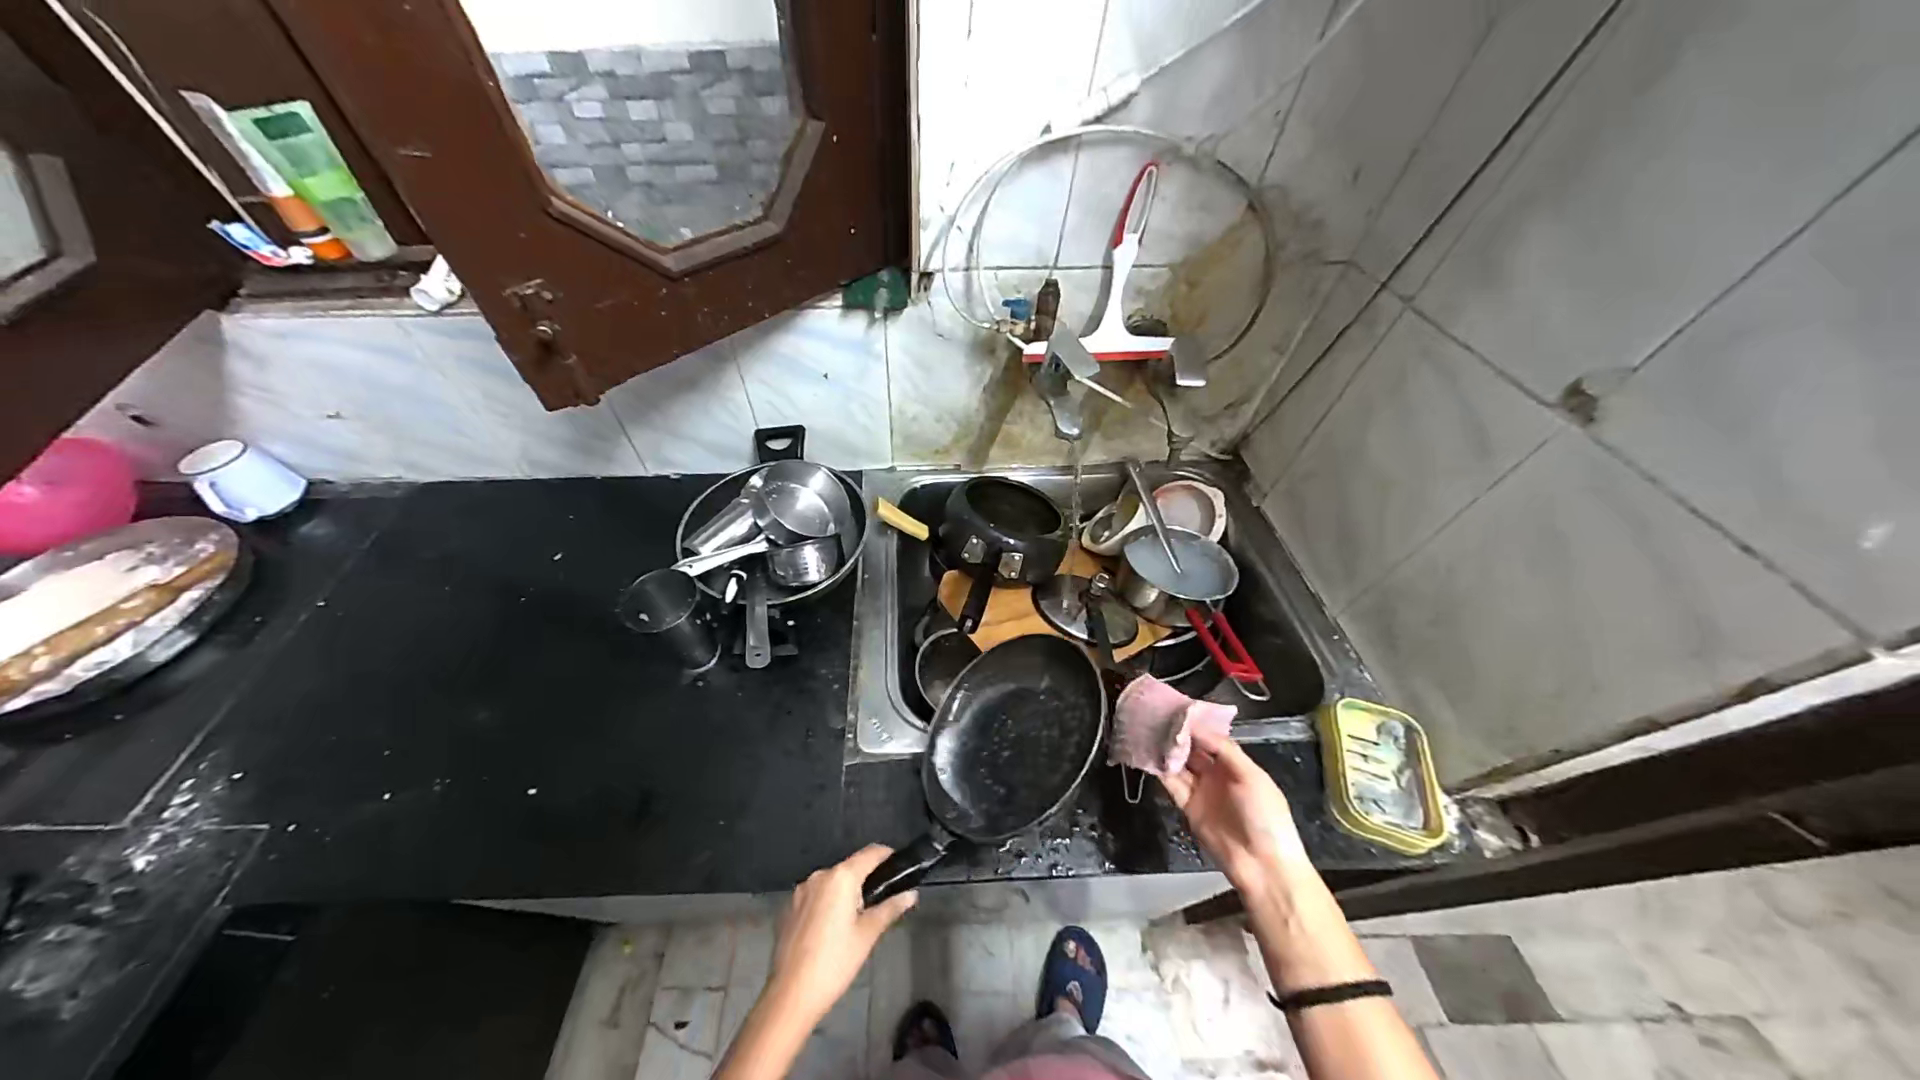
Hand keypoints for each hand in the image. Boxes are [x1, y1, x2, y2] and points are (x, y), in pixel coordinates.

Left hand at [764, 845, 916, 1024]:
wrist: (790, 995)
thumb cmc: (835, 962)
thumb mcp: (868, 935)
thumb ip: (890, 908)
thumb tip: (911, 894)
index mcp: (841, 877)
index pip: (871, 853)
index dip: (888, 856)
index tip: (899, 867)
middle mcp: (819, 876)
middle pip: (850, 867)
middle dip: (866, 880)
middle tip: (880, 904)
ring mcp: (801, 891)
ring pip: (832, 882)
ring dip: (846, 893)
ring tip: (856, 920)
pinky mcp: (789, 907)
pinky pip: (816, 896)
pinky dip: (827, 903)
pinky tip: (831, 930)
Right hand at [1161, 726, 1308, 893]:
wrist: (1262, 864)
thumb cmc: (1265, 816)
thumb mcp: (1252, 777)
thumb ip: (1224, 750)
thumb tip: (1197, 727)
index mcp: (1237, 765)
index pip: (1212, 738)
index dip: (1196, 725)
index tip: (1176, 710)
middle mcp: (1218, 774)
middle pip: (1193, 749)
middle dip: (1177, 735)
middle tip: (1157, 718)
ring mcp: (1202, 791)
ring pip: (1180, 764)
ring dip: (1166, 751)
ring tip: (1148, 732)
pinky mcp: (1188, 807)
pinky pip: (1171, 784)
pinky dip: (1160, 771)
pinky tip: (1149, 756)